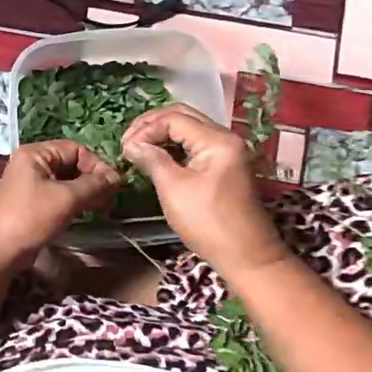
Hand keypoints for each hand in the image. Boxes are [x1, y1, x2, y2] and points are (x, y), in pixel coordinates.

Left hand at [0, 140, 120, 262]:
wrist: (0, 250)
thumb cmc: (31, 217)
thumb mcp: (66, 197)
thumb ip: (94, 184)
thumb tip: (116, 178)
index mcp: (35, 154)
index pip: (75, 149)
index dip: (96, 164)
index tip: (113, 185)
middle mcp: (31, 163)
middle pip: (71, 163)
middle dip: (92, 178)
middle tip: (110, 197)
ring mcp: (30, 182)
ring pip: (66, 180)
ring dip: (86, 190)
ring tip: (102, 206)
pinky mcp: (32, 201)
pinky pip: (59, 193)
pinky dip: (74, 199)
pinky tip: (88, 210)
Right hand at [121, 104, 288, 276]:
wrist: (246, 256)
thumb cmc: (208, 222)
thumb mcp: (173, 189)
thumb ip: (152, 159)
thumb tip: (131, 145)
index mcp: (217, 141)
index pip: (173, 119)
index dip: (145, 129)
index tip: (125, 149)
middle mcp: (226, 138)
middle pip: (183, 115)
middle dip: (151, 124)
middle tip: (128, 141)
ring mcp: (227, 151)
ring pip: (188, 128)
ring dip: (161, 133)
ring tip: (137, 147)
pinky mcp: (224, 164)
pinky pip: (194, 143)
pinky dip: (173, 144)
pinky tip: (156, 155)